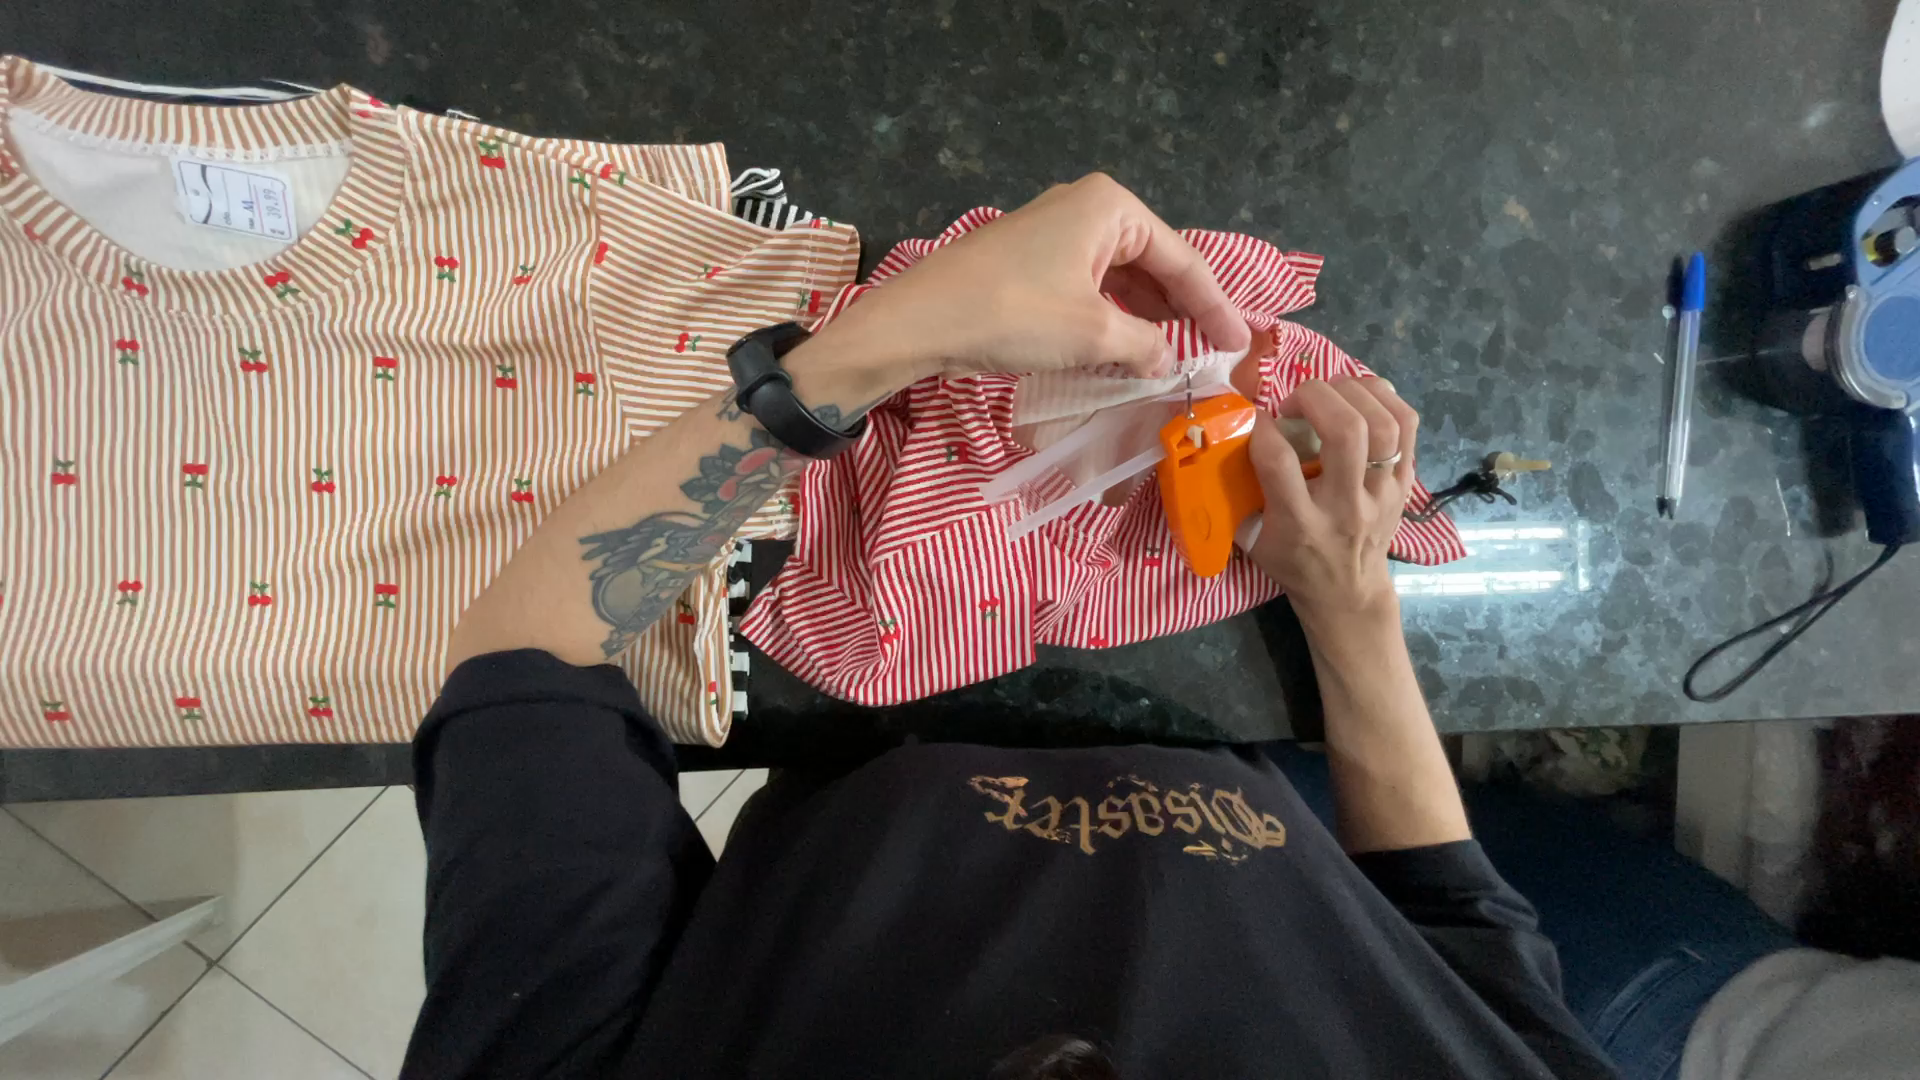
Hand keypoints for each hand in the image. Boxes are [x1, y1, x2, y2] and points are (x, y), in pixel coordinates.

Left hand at [809, 173, 1249, 383]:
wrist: (921, 320)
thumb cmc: (1014, 315)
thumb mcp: (1092, 334)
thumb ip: (1144, 345)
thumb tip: (1168, 361)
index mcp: (1112, 208)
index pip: (1182, 260)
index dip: (1214, 307)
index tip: (1238, 344)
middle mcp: (1087, 209)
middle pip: (1152, 264)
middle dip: (1180, 310)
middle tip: (1210, 352)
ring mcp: (1055, 234)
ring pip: (1118, 279)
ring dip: (1144, 319)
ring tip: (1172, 357)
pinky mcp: (1031, 262)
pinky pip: (1088, 289)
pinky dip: (1109, 319)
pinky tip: (1123, 349)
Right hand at [1245, 376, 1418, 632]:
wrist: (1347, 592)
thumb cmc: (1292, 562)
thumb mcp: (1252, 539)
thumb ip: (1241, 495)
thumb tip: (1228, 441)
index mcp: (1299, 523)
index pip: (1280, 462)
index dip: (1263, 428)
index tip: (1255, 418)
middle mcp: (1345, 506)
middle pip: (1346, 432)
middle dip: (1315, 397)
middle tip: (1295, 400)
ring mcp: (1382, 493)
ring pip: (1383, 423)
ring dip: (1352, 392)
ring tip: (1328, 391)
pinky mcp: (1405, 483)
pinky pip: (1407, 425)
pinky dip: (1384, 397)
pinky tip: (1359, 394)